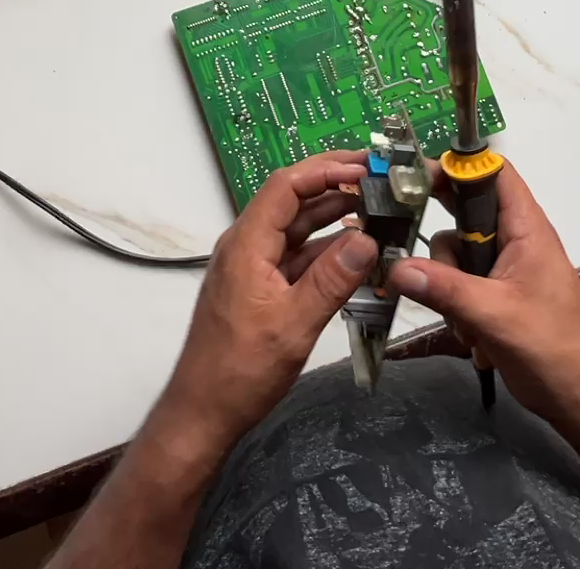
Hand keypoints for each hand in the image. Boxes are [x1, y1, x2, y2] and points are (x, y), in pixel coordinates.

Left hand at [154, 151, 379, 449]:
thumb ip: (331, 280)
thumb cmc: (240, 370)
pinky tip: (355, 249)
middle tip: (376, 176)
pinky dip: (325, 247)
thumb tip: (368, 240)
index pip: (286, 187)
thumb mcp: (293, 325)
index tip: (365, 168)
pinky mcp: (261, 285)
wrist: (203, 411)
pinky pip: (296, 253)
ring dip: (333, 214)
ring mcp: (253, 264)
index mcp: (247, 243)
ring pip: (296, 226)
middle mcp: (247, 244)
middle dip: (333, 182)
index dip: (325, 171)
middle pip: (291, 199)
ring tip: (374, 205)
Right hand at [388, 162, 579, 426]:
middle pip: (464, 211)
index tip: (412, 177)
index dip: (455, 166)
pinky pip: (461, 282)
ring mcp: (506, 268)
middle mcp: (515, 240)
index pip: (493, 172)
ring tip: (464, 322)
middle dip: (440, 234)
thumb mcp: (493, 315)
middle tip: (406, 240)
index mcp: (526, 228)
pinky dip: (456, 304)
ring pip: (457, 252)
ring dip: (448, 283)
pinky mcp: (498, 294)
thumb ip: (442, 288)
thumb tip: (394, 268)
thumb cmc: (553, 350)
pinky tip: (471, 336)